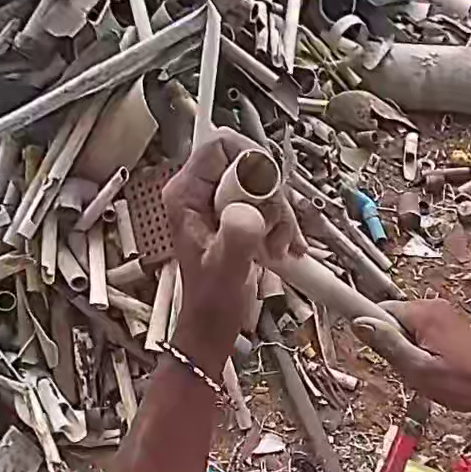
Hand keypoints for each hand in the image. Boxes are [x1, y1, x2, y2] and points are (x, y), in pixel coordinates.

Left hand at [163, 128, 302, 362]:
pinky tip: (284, 247)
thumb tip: (249, 210)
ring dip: (281, 215)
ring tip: (278, 245)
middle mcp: (203, 193)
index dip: (251, 161)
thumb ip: (236, 237)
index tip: (268, 194)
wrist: (216, 326)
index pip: (221, 145)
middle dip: (273, 197)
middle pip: (251, 164)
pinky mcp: (239, 217)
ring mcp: (223, 204)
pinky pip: (271, 205)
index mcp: (187, 195)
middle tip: (274, 229)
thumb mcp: (225, 270)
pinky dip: (283, 225)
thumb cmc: (211, 303)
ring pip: (265, 185)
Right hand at [350, 299, 470, 413]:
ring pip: (408, 330)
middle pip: (393, 320)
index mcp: (424, 313)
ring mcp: (445, 316)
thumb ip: (388, 345)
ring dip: (408, 351)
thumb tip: (361, 323)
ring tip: (425, 374)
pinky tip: (436, 371)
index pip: (379, 309)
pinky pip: (423, 334)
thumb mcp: (419, 370)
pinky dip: (422, 351)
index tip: (352, 332)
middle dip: (392, 345)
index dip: (367, 326)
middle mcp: (434, 307)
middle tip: (406, 370)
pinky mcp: (453, 327)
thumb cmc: (468, 384)